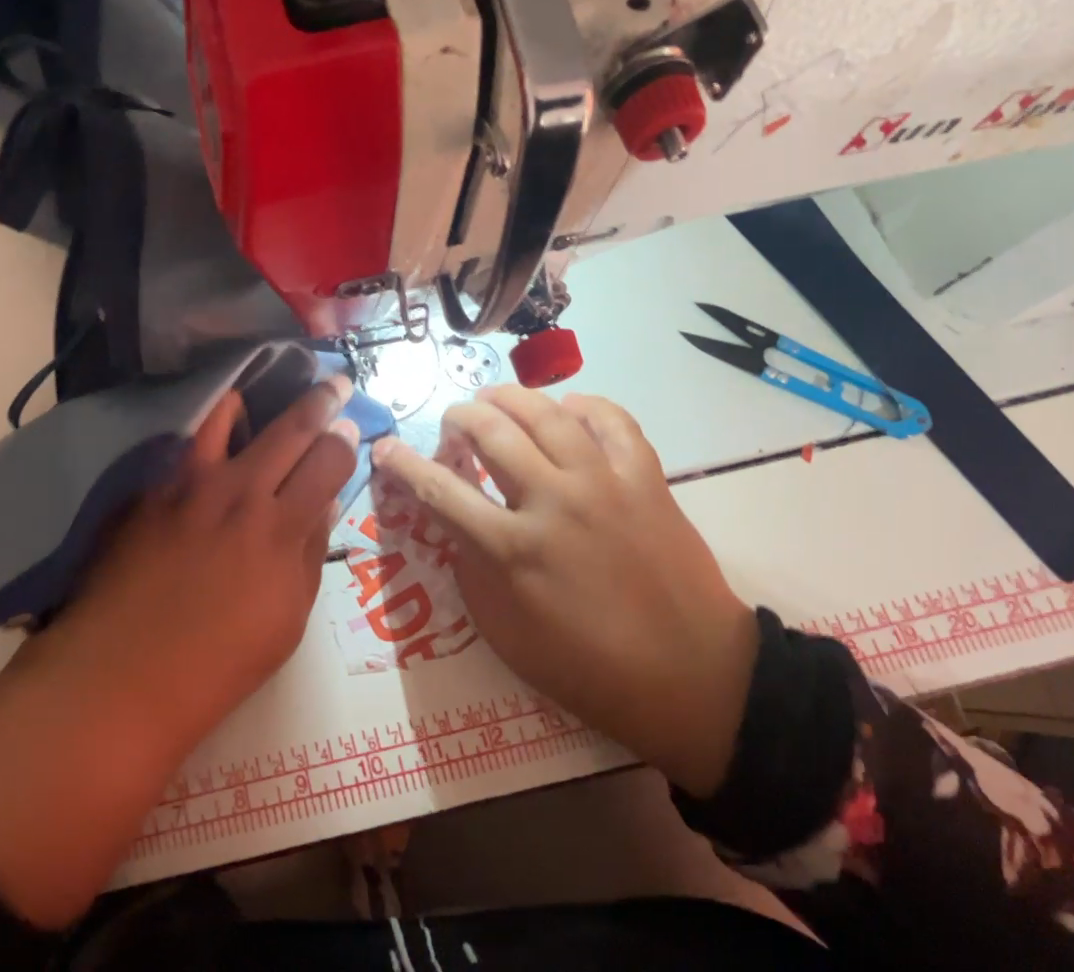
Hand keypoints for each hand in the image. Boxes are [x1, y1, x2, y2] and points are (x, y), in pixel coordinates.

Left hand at [46, 376, 359, 735]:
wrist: (126, 672)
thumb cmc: (221, 662)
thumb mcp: (288, 620)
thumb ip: (308, 555)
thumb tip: (324, 506)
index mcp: (282, 527)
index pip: (328, 462)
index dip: (344, 441)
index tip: (349, 428)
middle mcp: (240, 492)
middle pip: (290, 429)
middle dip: (319, 402)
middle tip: (333, 385)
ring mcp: (189, 487)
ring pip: (226, 420)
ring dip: (251, 402)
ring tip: (256, 395)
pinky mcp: (150, 493)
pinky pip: (184, 447)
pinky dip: (205, 433)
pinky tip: (209, 436)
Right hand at [371, 386, 756, 797]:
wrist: (687, 675)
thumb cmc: (585, 666)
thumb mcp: (504, 633)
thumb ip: (473, 570)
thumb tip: (457, 524)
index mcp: (510, 549)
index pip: (439, 490)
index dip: (403, 464)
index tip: (386, 448)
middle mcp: (552, 502)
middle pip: (491, 433)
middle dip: (458, 418)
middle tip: (450, 423)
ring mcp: (603, 484)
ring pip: (546, 414)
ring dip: (510, 398)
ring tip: (493, 398)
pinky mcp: (647, 479)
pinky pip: (614, 422)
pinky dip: (585, 406)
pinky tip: (568, 409)